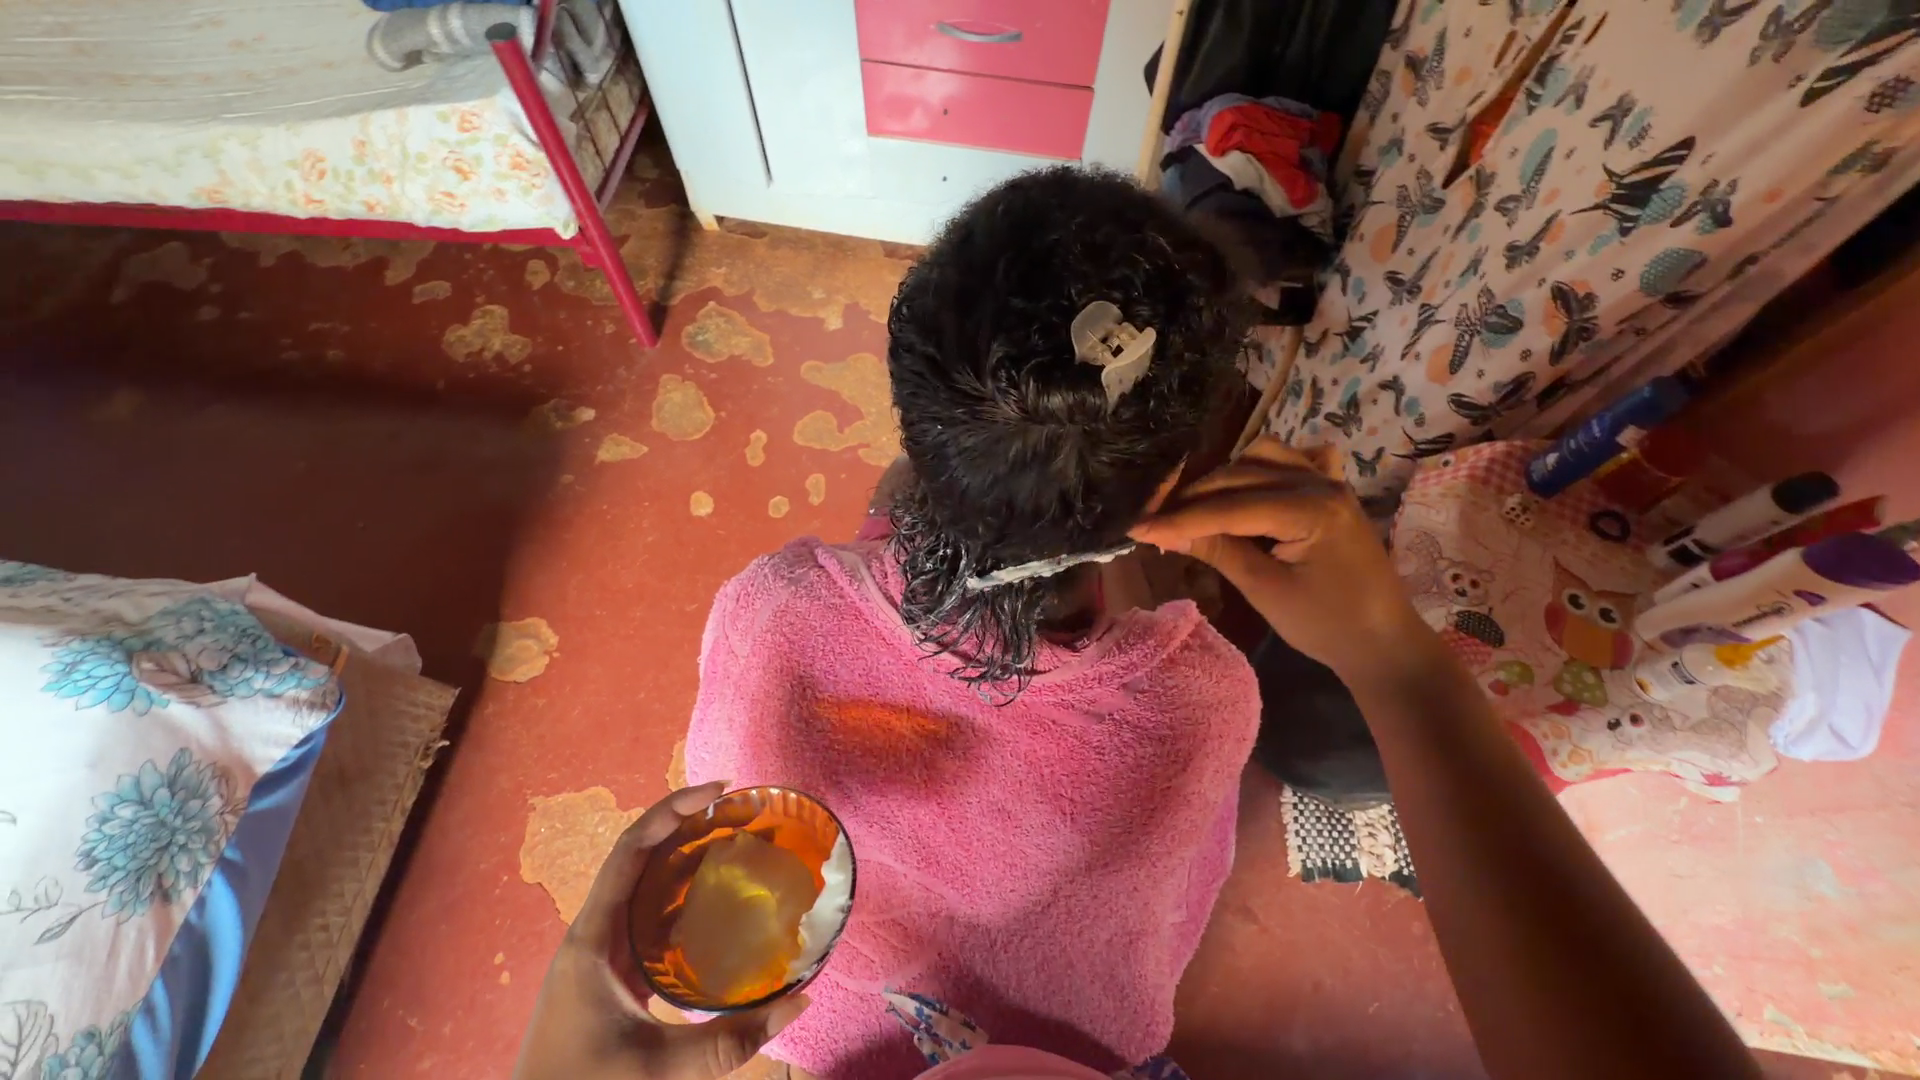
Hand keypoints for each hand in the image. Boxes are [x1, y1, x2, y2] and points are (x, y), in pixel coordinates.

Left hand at [514, 781, 808, 1079]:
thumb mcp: (663, 1070)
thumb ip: (733, 1039)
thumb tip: (800, 1000)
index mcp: (593, 938)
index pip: (631, 849)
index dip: (673, 810)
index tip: (720, 790)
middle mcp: (593, 932)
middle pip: (640, 857)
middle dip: (688, 826)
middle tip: (740, 815)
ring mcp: (598, 953)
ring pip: (644, 886)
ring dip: (686, 860)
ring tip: (736, 845)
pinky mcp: (608, 974)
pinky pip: (647, 917)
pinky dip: (681, 898)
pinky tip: (716, 905)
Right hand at [1129, 437, 1428, 680]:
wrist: (1382, 641)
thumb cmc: (1327, 624)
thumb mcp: (1265, 590)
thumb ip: (1217, 550)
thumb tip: (1164, 530)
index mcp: (1310, 509)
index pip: (1229, 507)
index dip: (1179, 518)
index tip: (1137, 527)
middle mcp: (1320, 482)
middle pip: (1240, 474)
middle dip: (1193, 497)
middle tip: (1154, 521)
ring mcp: (1329, 481)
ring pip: (1262, 457)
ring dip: (1223, 477)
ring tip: (1195, 507)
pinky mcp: (1332, 490)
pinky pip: (1294, 459)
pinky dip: (1264, 466)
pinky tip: (1249, 485)